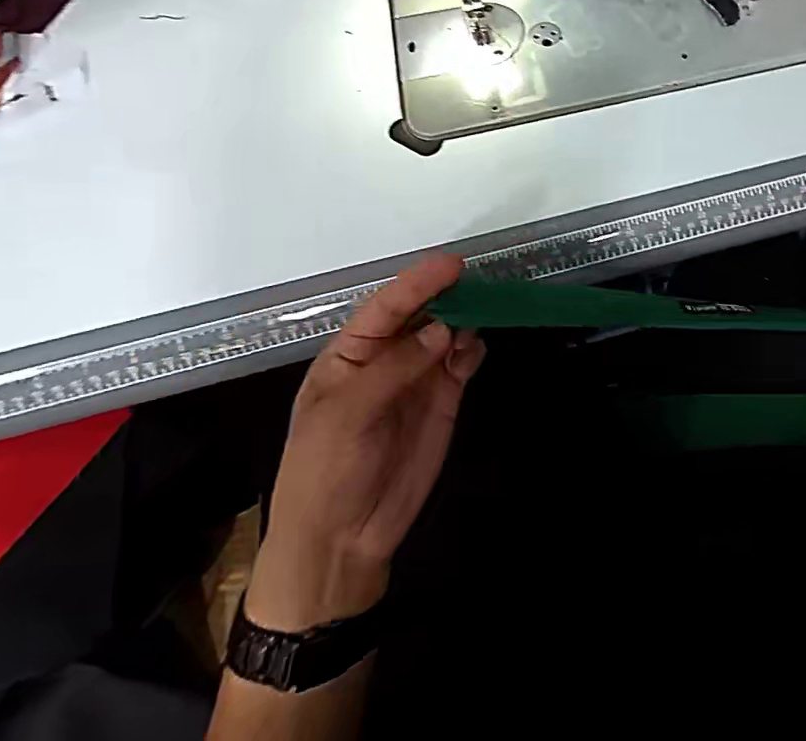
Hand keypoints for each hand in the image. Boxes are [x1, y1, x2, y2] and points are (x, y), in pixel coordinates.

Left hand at [246, 253, 485, 631]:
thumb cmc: (325, 471)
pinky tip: (475, 351)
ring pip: (447, 335)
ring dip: (464, 322)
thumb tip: (442, 329)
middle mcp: (386, 358)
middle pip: (420, 315)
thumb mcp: (346, 416)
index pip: (385, 308)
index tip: (450, 265)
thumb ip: (395, 369)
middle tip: (476, 282)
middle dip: (445, 295)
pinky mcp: (443, 400)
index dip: (416, 284)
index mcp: (350, 354)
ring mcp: (417, 379)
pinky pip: (463, 363)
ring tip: (480, 318)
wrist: (343, 538)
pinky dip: (473, 350)